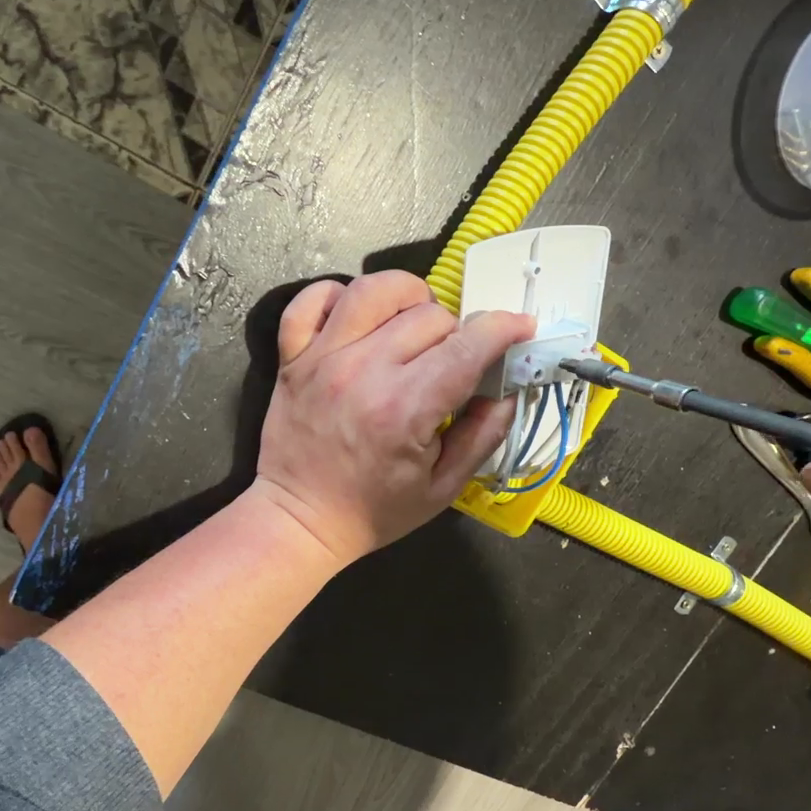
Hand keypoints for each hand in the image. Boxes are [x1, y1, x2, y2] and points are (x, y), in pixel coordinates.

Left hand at [248, 271, 534, 565]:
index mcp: (405, 408)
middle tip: (450, 362)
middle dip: (455, 332)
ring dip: (406, 299)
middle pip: (429, 315)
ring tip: (411, 327)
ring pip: (374, 290)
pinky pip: (310, 300)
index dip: (503, 329)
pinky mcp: (292, 358)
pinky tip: (356, 318)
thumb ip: (483, 436)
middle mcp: (363, 371)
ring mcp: (322, 359)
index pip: (468, 344)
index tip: (518, 330)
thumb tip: (507, 392)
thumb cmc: (372, 511)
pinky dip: (335, 296)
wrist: (299, 520)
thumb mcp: (442, 488)